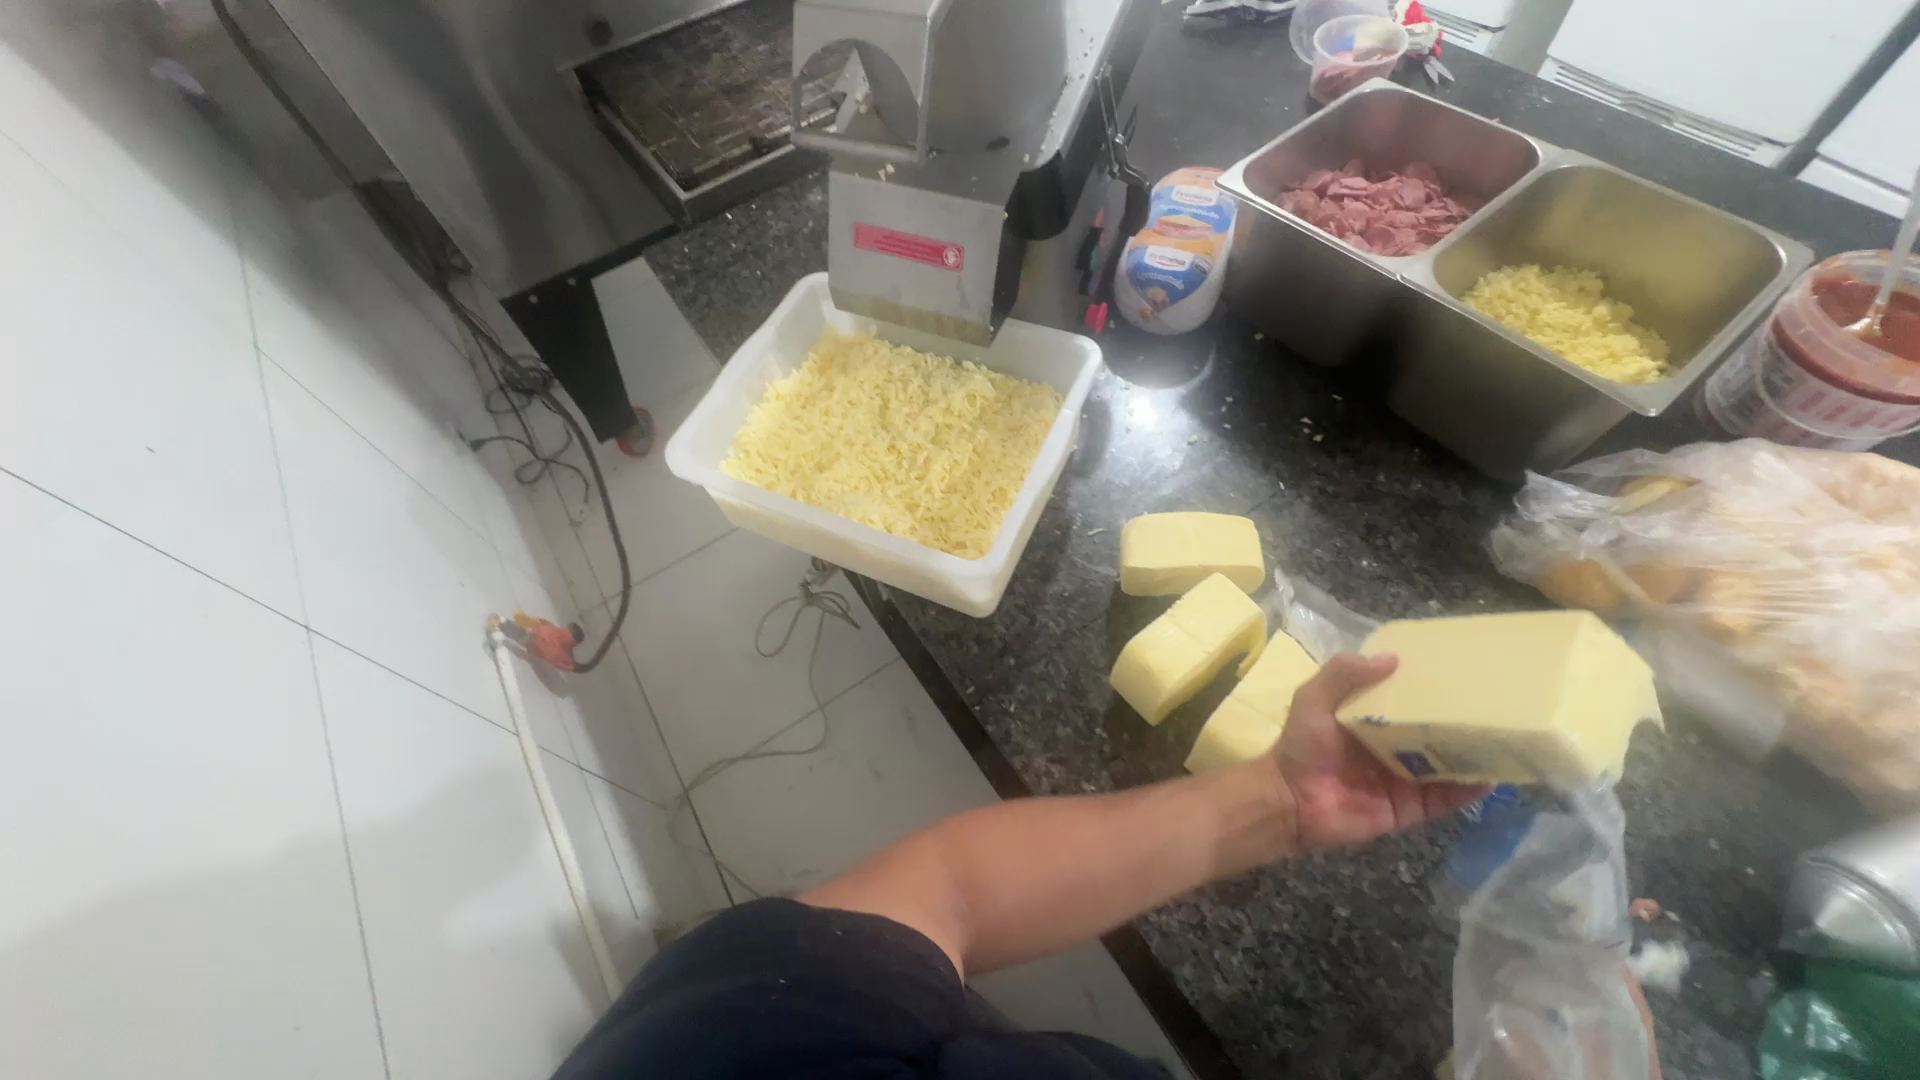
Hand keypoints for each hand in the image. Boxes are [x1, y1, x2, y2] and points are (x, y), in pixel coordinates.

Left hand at [1273, 653, 1491, 851]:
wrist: (1291, 801)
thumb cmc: (1301, 746)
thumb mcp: (1313, 700)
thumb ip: (1343, 675)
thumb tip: (1391, 658)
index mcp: (1369, 717)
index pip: (1406, 698)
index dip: (1429, 687)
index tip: (1463, 672)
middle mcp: (1391, 745)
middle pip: (1433, 731)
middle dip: (1460, 721)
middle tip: (1499, 707)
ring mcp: (1403, 777)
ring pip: (1447, 764)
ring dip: (1472, 755)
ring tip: (1508, 741)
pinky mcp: (1410, 808)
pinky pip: (1445, 799)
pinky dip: (1468, 791)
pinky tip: (1493, 779)